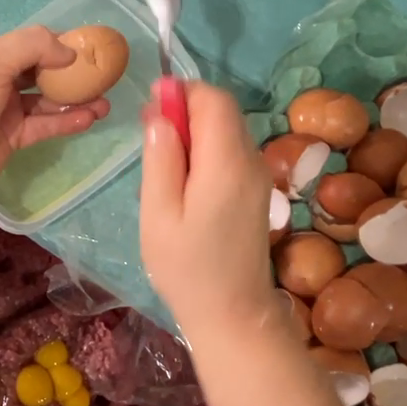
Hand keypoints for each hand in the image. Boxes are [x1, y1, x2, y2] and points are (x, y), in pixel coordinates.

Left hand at [0, 25, 111, 194]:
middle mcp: (0, 80)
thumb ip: (33, 45)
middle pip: (44, 71)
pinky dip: (67, 121)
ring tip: (105, 103)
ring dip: (76, 100)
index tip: (92, 49)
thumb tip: (69, 53)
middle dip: (73, 74)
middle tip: (104, 77)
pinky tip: (90, 118)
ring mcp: (8, 109)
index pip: (33, 43)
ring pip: (48, 100)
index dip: (61, 44)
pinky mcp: (15, 136)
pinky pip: (46, 125)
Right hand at [139, 79, 282, 334]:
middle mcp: (251, 162)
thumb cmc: (186, 268)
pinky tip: (182, 181)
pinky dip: (205, 151)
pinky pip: (230, 153)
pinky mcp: (256, 193)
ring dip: (194, 131)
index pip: (214, 101)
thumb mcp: (158, 214)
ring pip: (227, 132)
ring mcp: (258, 178)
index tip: (149, 106)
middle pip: (223, 112)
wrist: (233, 314)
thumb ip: (161, 160)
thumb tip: (159, 117)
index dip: (182, 92)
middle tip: (148, 135)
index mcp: (226, 163)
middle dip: (186, 110)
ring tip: (161, 161)